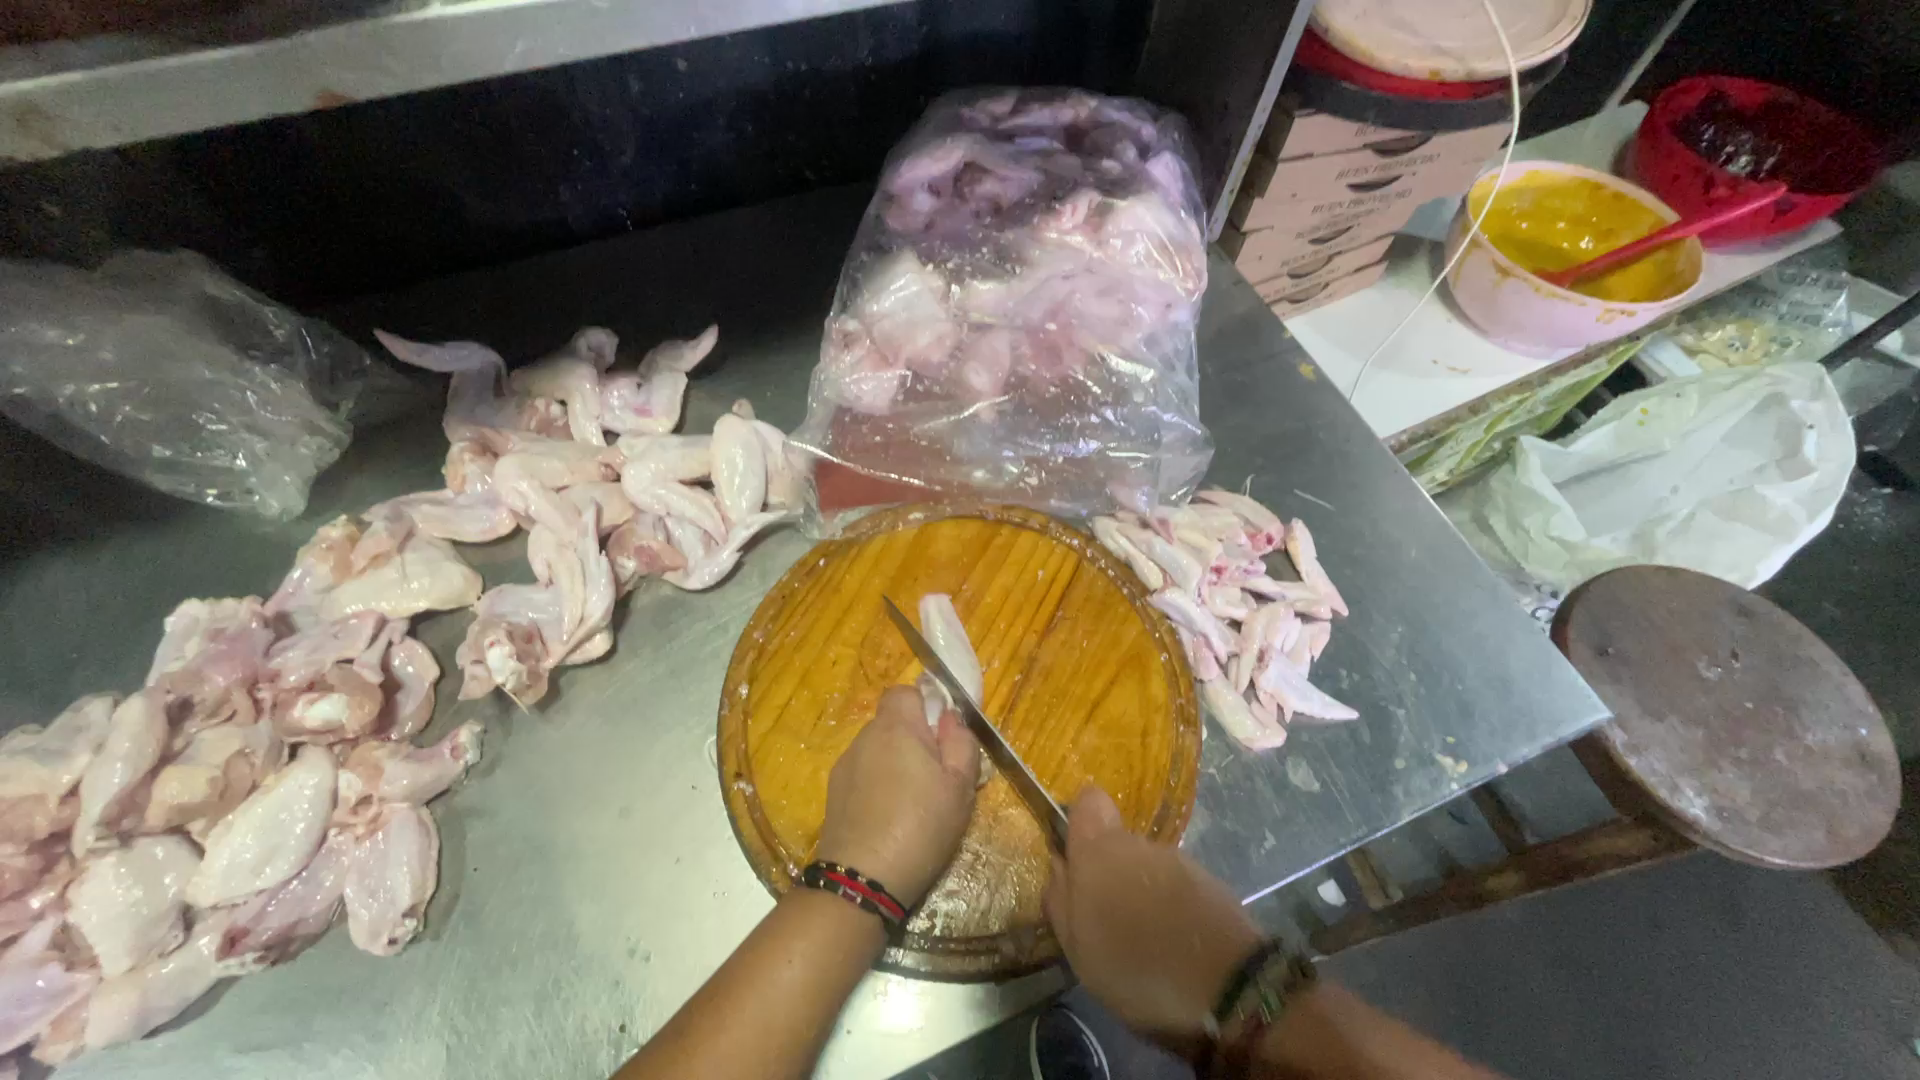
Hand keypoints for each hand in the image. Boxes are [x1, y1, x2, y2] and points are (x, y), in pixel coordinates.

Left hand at [813, 685, 980, 906]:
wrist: (862, 880)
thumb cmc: (920, 827)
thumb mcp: (960, 787)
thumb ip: (961, 743)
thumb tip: (951, 717)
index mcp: (896, 728)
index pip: (904, 691)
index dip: (924, 706)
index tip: (941, 737)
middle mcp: (865, 738)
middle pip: (891, 723)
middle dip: (913, 740)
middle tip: (936, 777)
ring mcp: (845, 765)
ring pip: (877, 750)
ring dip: (895, 765)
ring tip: (913, 804)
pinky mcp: (833, 793)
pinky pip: (863, 775)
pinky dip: (877, 786)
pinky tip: (888, 818)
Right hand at [1044, 786, 1262, 1048]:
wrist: (1227, 986)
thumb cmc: (1135, 967)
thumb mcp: (1077, 948)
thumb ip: (1059, 901)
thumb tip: (1057, 866)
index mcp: (1098, 852)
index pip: (1087, 801)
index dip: (1079, 821)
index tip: (1075, 857)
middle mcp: (1137, 844)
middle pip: (1116, 842)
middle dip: (1110, 872)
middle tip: (1107, 919)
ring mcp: (1177, 860)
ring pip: (1146, 866)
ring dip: (1140, 892)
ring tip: (1142, 941)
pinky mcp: (1208, 882)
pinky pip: (1174, 886)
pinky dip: (1168, 907)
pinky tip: (1171, 945)